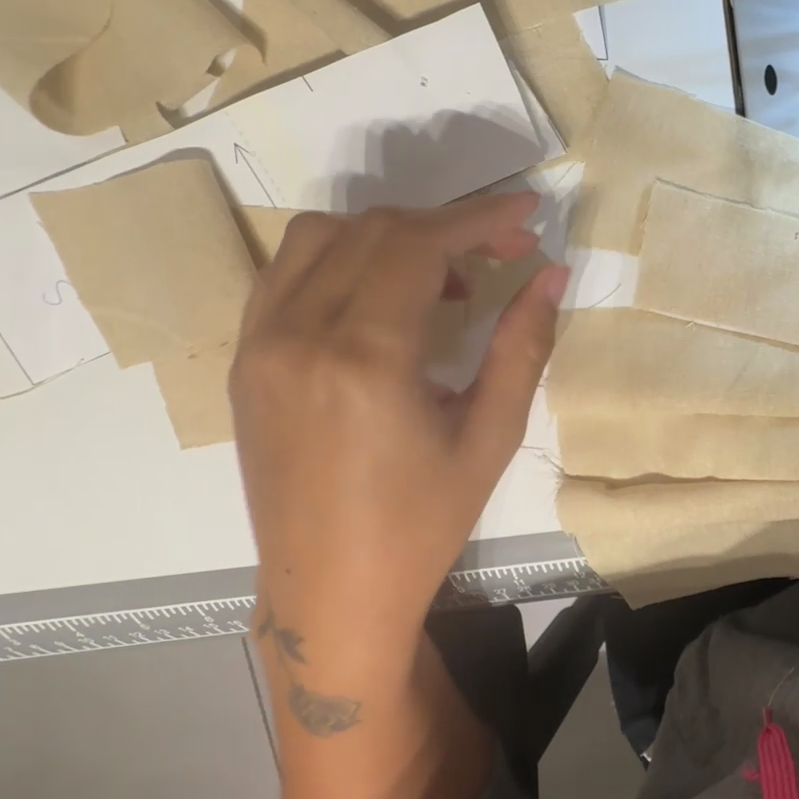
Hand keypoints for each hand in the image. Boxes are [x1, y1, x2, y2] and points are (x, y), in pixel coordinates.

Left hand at [232, 193, 568, 679]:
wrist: (331, 586)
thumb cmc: (425, 521)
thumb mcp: (491, 436)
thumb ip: (522, 346)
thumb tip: (552, 274)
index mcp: (363, 358)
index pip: (417, 246)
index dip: (478, 218)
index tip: (528, 212)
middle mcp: (297, 333)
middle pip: (372, 230)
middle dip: (447, 224)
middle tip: (507, 249)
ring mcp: (259, 343)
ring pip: (321, 238)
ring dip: (393, 236)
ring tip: (448, 278)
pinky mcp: (246, 358)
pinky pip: (291, 272)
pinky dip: (348, 259)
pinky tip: (391, 298)